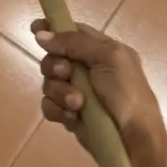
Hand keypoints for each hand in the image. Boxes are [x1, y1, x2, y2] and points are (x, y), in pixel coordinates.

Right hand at [30, 19, 166, 161]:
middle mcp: (87, 69)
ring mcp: (76, 92)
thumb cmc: (127, 93)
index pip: (72, 33)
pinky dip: (58, 110)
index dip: (52, 29)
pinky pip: (49, 106)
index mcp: (101, 50)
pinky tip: (73, 117)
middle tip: (66, 74)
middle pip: (53, 58)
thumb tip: (40, 34)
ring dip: (60, 93)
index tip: (35, 28)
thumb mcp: (109, 58)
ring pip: (49, 84)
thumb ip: (75, 43)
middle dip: (55, 67)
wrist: (132, 137)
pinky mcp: (68, 113)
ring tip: (77, 104)